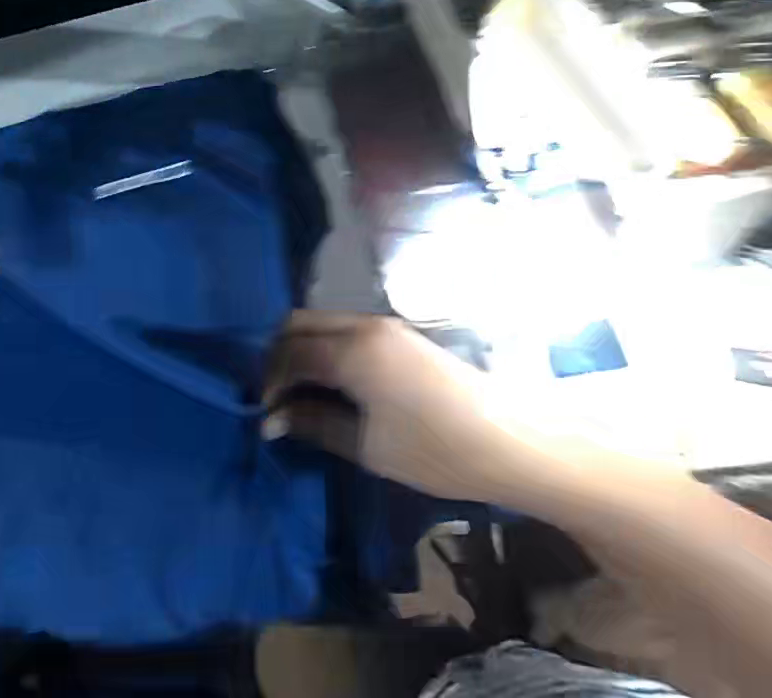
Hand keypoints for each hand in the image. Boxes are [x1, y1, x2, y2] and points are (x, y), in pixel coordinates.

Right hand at [261, 310, 565, 503]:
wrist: (508, 437)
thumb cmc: (434, 448)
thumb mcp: (367, 446)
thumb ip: (314, 423)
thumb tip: (272, 419)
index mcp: (353, 350)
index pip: (290, 351)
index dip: (268, 380)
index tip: (263, 414)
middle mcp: (365, 324)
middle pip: (301, 323)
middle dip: (278, 354)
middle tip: (275, 397)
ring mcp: (385, 325)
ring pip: (323, 323)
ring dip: (302, 349)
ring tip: (298, 392)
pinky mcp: (399, 335)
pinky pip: (345, 330)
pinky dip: (325, 348)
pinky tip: (329, 382)